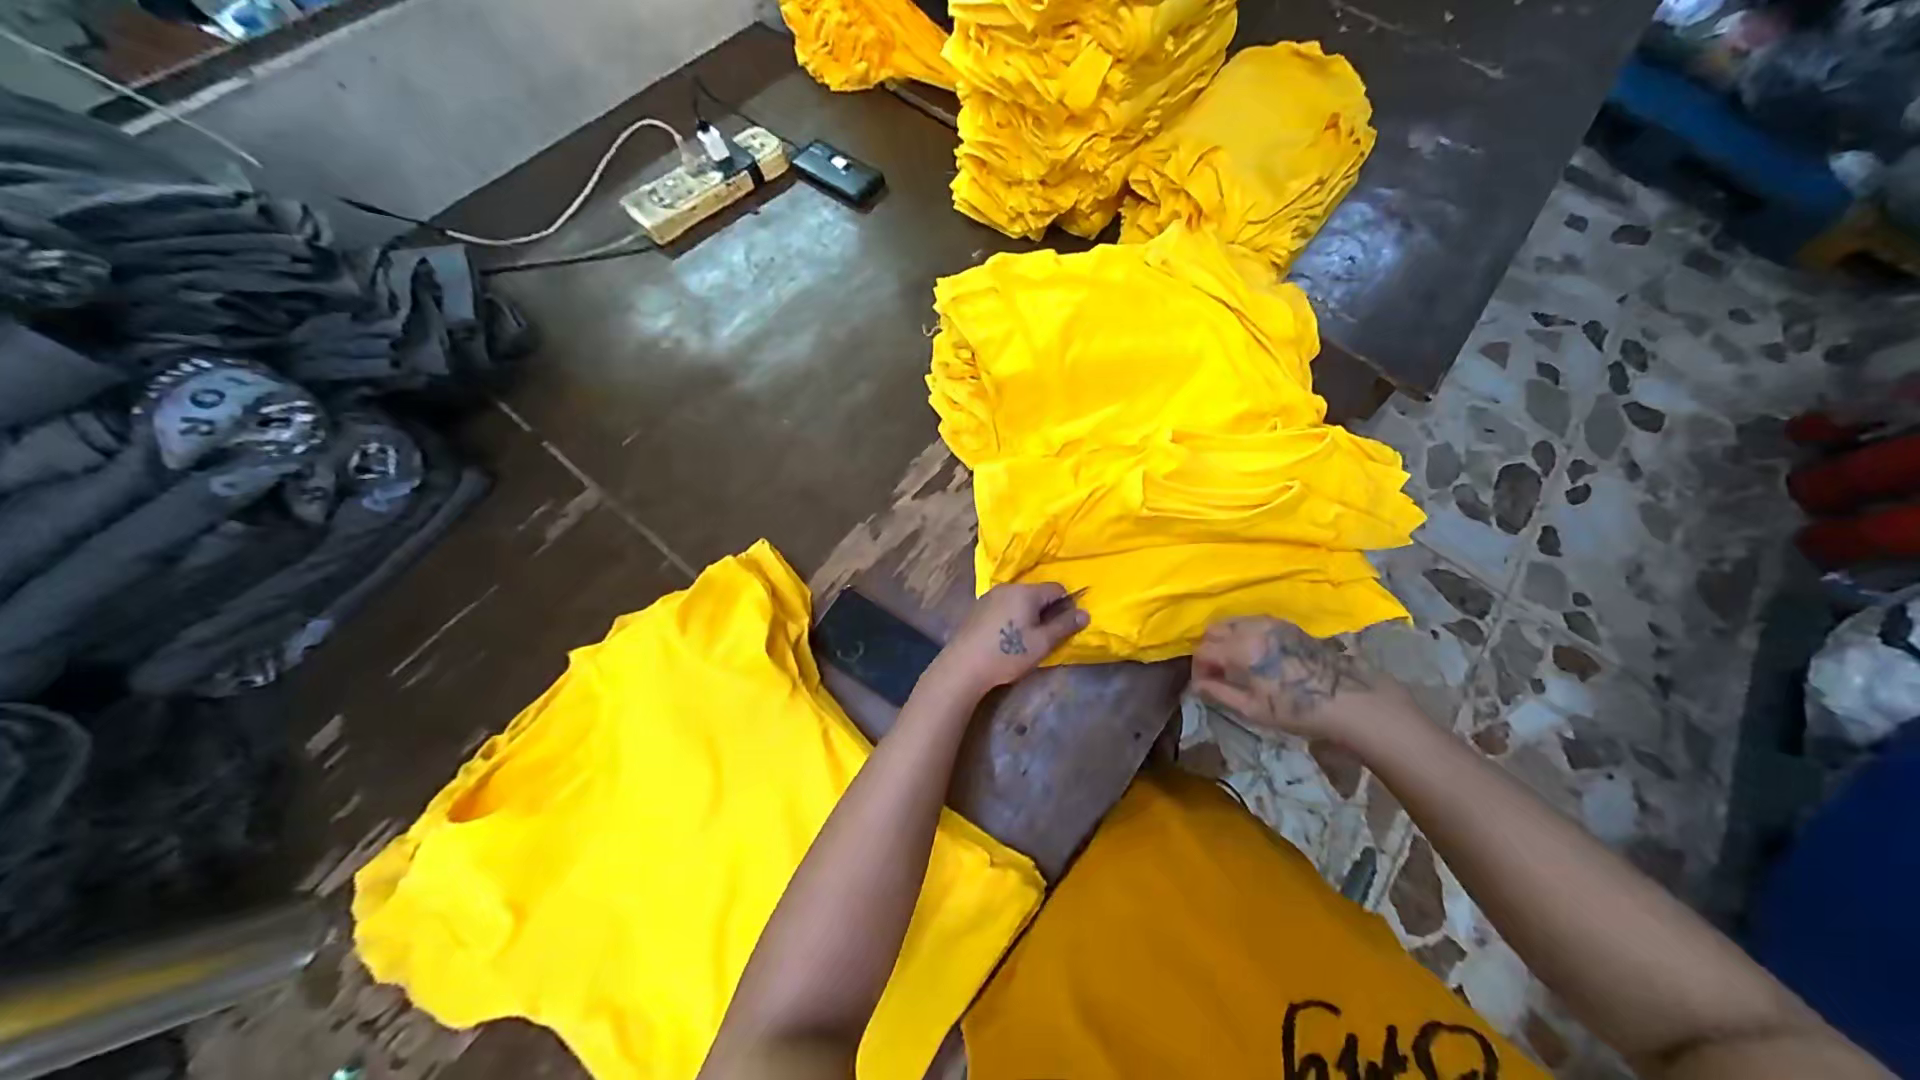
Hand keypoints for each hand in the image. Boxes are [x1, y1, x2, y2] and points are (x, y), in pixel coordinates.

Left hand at [927, 583, 1088, 697]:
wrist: (963, 666)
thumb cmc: (1007, 654)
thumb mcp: (1041, 643)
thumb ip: (1064, 626)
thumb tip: (1085, 613)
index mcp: (1025, 592)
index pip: (1056, 588)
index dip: (1066, 604)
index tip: (1066, 625)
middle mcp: (1007, 588)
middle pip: (1036, 592)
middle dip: (1047, 609)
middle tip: (1047, 635)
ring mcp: (989, 597)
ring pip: (1019, 599)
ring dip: (1029, 613)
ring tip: (1027, 638)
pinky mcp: (978, 608)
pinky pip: (1004, 606)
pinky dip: (1012, 616)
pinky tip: (1007, 637)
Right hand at [1190, 616, 1400, 741]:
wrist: (1347, 699)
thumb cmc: (1297, 709)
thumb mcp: (1253, 709)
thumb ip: (1220, 693)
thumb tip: (1197, 685)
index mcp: (1240, 650)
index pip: (1203, 651)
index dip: (1198, 668)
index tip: (1203, 684)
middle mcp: (1251, 629)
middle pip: (1213, 630)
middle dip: (1208, 649)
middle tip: (1216, 672)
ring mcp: (1270, 623)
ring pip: (1232, 622)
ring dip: (1225, 639)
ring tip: (1234, 663)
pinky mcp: (1286, 625)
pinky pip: (1252, 621)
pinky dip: (1243, 633)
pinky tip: (1254, 655)